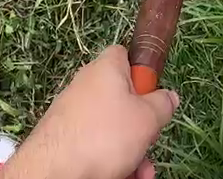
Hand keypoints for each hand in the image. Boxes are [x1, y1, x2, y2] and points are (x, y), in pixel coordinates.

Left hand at [3, 45, 179, 178]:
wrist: (53, 171)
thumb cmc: (105, 135)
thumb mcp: (147, 119)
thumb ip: (162, 104)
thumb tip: (169, 96)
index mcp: (107, 67)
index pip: (126, 56)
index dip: (142, 74)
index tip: (151, 97)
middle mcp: (87, 84)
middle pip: (122, 100)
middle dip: (140, 128)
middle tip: (148, 146)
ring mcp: (73, 112)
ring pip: (110, 129)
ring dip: (129, 152)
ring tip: (140, 174)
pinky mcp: (63, 139)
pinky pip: (93, 144)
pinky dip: (108, 160)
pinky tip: (120, 177)